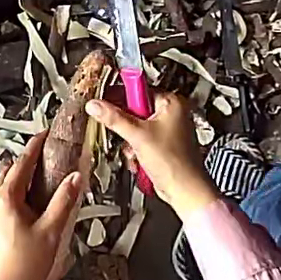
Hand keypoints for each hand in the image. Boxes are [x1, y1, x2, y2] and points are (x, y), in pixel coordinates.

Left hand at [0, 132, 84, 279]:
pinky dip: (14, 195)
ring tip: (41, 182)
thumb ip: (63, 202)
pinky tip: (28, 207)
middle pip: (10, 171)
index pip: (22, 162)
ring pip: (3, 186)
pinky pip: (0, 201)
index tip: (45, 134)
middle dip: (28, 161)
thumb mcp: (50, 233)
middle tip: (48, 157)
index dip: (35, 145)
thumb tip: (75, 177)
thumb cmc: (20, 269)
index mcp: (5, 198)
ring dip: (20, 179)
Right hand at [87, 91, 221, 219]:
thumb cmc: (175, 163)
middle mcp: (171, 113)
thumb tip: (96, 105)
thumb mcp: (138, 136)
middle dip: (126, 125)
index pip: (138, 88)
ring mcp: (167, 129)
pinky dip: (135, 148)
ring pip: (135, 125)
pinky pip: (140, 138)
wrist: (185, 191)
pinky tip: (138, 157)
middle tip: (126, 133)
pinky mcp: (161, 144)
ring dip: (129, 139)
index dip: (120, 96)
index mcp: (171, 102)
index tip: (106, 102)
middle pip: (135, 108)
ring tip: (135, 149)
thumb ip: (114, 118)